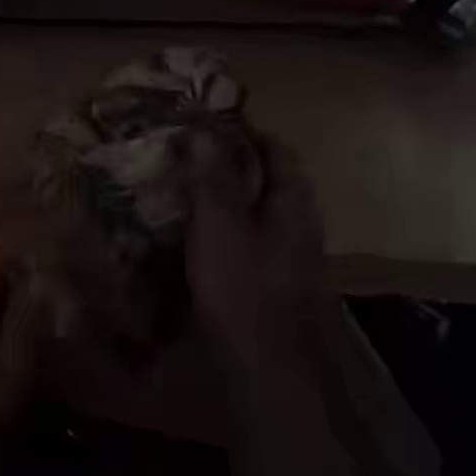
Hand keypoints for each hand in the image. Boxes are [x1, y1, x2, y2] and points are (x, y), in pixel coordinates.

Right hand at [186, 132, 328, 366]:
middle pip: (271, 184)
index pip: (282, 159)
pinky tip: (188, 220)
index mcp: (292, 212)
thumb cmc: (241, 285)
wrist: (261, 360)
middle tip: (187, 142)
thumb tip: (203, 131)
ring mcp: (282, 256)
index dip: (253, 134)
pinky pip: (241, 233)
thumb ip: (213, 181)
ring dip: (224, 189)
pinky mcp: (262, 277)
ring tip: (179, 175)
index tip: (212, 114)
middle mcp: (295, 230)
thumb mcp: (220, 227)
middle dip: (234, 160)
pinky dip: (217, 217)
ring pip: (255, 209)